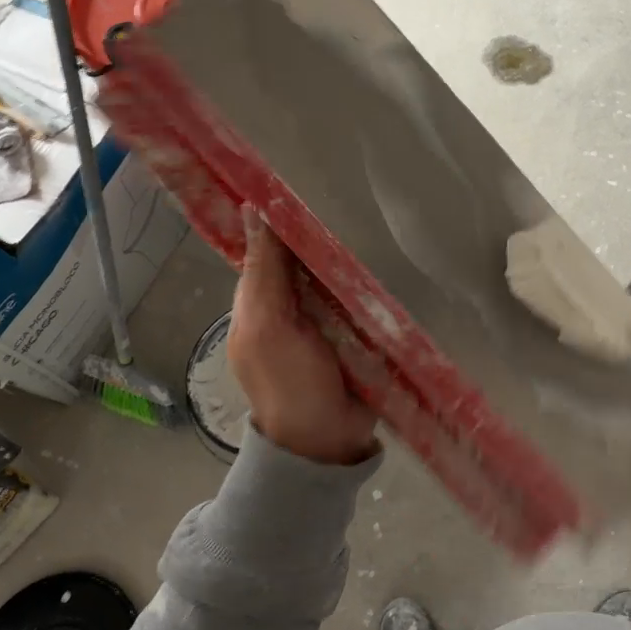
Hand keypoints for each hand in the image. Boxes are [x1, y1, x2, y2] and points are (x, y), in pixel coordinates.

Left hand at [227, 207, 377, 465]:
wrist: (326, 442)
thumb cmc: (288, 383)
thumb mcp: (268, 324)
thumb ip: (265, 270)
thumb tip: (253, 209)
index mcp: (258, 301)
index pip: (267, 247)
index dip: (279, 220)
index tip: (297, 187)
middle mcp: (288, 304)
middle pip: (304, 257)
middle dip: (319, 238)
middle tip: (341, 212)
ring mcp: (322, 319)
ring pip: (331, 274)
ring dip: (345, 261)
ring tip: (366, 232)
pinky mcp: (352, 332)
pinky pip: (355, 298)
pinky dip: (363, 286)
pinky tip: (377, 270)